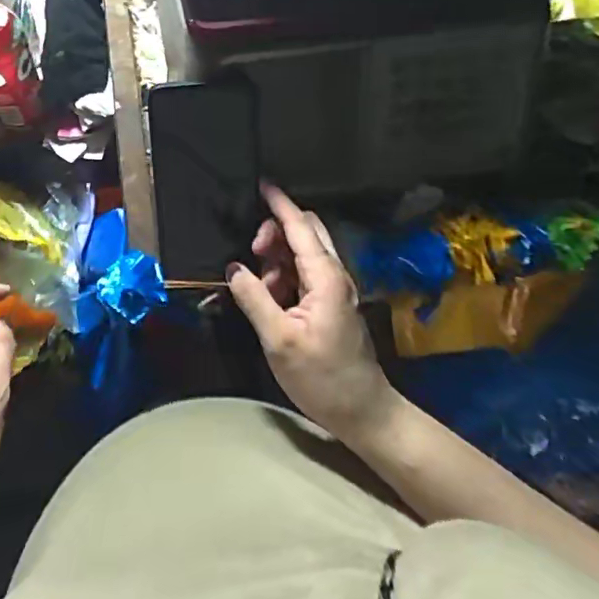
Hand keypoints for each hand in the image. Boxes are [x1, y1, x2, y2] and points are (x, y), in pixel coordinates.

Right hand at [228, 184, 397, 439]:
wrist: (364, 413)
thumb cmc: (322, 377)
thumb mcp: (279, 339)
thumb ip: (255, 298)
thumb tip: (234, 268)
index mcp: (325, 278)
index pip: (300, 228)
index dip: (279, 205)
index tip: (261, 185)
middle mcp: (334, 276)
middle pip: (305, 233)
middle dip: (275, 231)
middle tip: (251, 251)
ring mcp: (334, 290)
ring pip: (303, 253)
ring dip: (277, 258)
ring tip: (258, 286)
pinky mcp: (330, 304)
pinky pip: (304, 274)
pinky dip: (284, 276)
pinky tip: (269, 298)